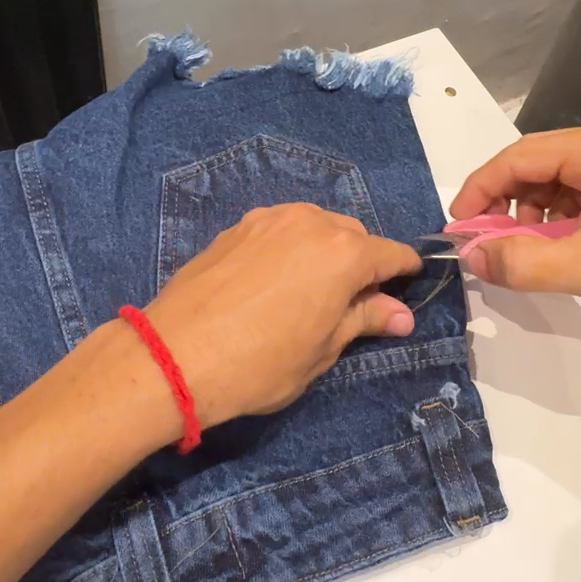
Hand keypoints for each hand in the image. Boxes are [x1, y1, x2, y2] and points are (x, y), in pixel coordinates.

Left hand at [141, 204, 422, 427]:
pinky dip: (290, 247)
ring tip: (310, 291)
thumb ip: (364, 319)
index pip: (391, 253)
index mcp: (343, 253)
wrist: (175, 354)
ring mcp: (269, 219)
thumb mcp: (322, 349)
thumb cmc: (261, 362)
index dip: (403, 272)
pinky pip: (280, 230)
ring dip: (324, 250)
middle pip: (353, 235)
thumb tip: (401, 313)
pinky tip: (273, 281)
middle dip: (361, 263)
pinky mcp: (237, 226)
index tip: (405, 289)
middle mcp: (310, 222)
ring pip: (315, 226)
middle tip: (350, 303)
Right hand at [450, 123, 580, 324]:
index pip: (518, 157)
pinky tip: (561, 245)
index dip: (480, 189)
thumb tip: (472, 257)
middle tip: (488, 240)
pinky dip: (560, 216)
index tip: (458, 225)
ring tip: (530, 249)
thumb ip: (521, 262)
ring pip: (556, 178)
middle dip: (506, 202)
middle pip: (536, 163)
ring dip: (533, 211)